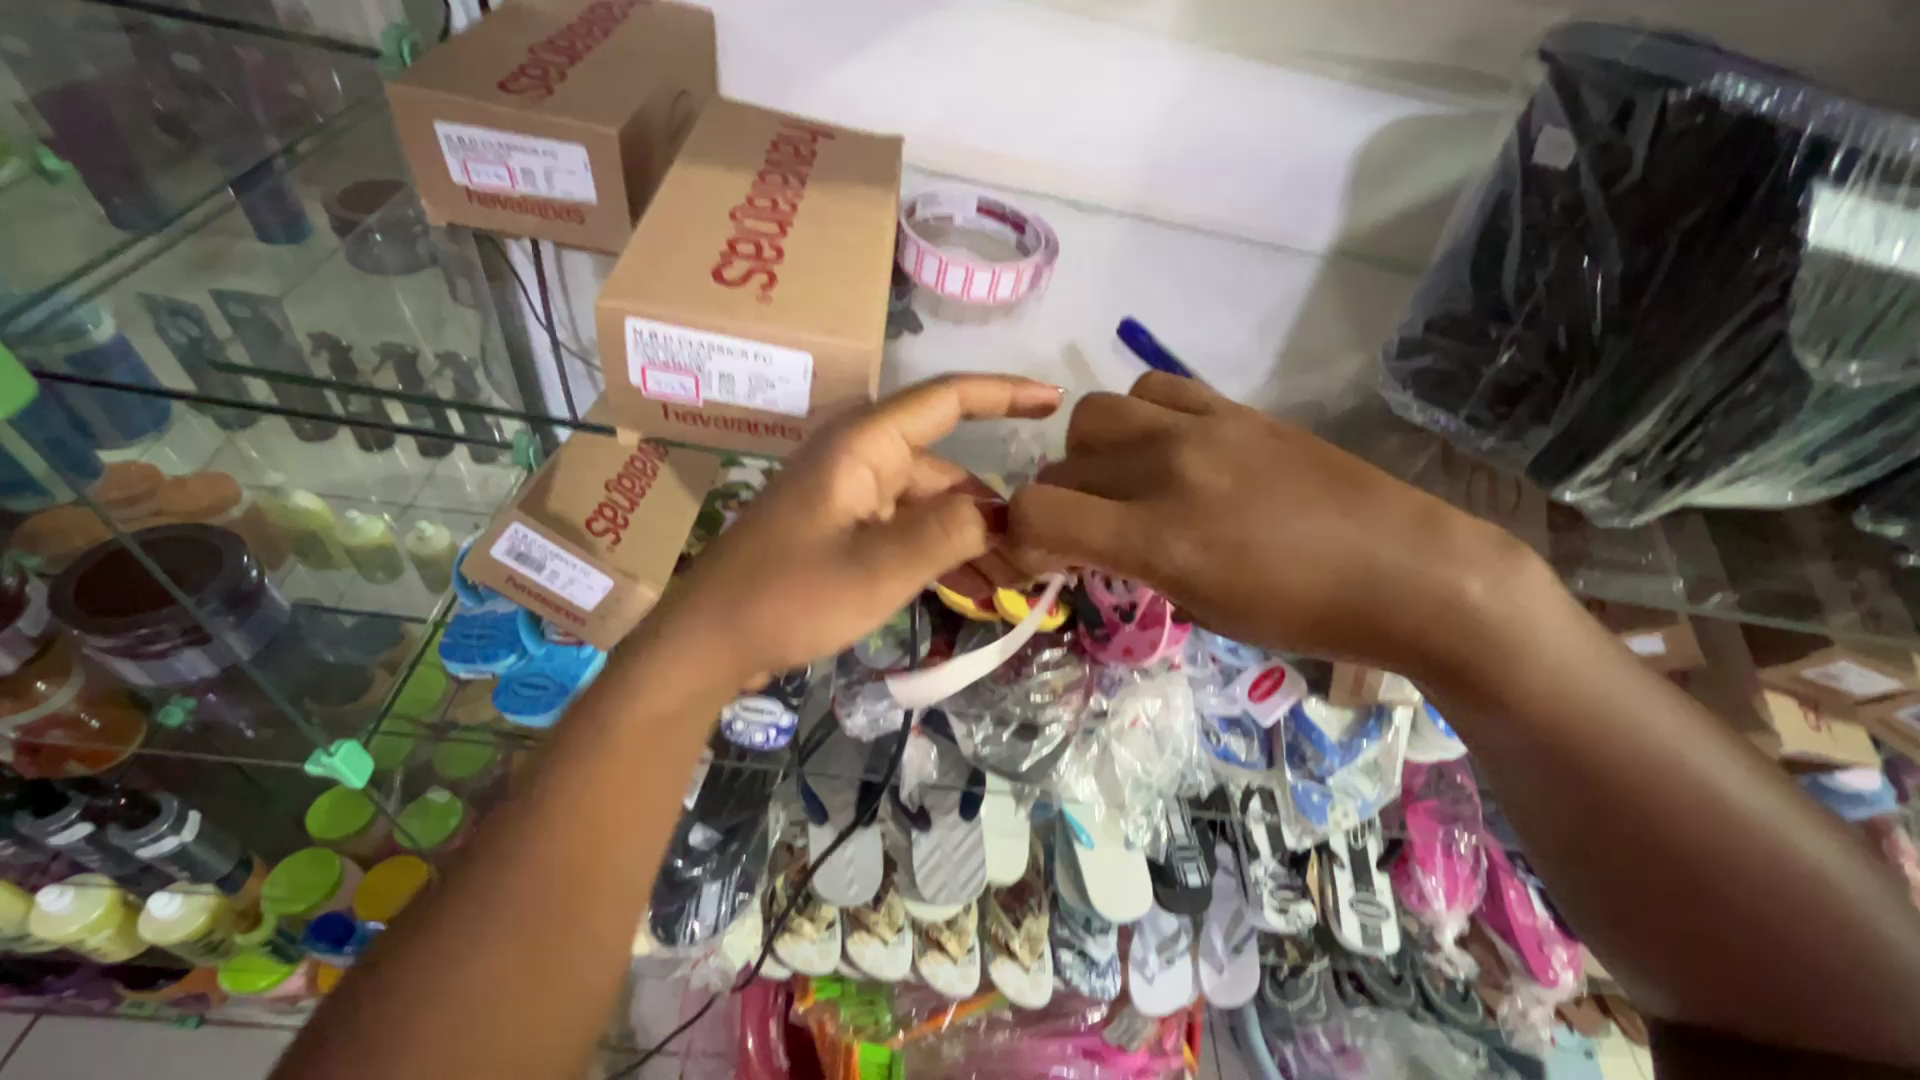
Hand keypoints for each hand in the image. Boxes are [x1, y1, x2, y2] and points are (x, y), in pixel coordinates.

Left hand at [646, 374, 1062, 682]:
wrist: (708, 641)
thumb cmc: (790, 595)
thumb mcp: (881, 568)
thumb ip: (950, 533)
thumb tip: (1001, 514)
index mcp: (865, 445)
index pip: (948, 399)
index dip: (1005, 393)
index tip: (1055, 402)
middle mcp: (860, 460)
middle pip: (945, 469)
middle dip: (992, 508)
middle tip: (1039, 554)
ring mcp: (849, 497)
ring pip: (929, 506)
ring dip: (968, 540)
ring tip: (1010, 586)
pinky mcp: (841, 531)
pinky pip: (904, 531)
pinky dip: (938, 554)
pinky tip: (970, 592)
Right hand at [1005, 372, 1541, 676]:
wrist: (1406, 570)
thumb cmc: (1303, 615)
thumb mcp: (1200, 608)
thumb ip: (1130, 565)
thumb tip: (1084, 544)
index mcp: (1159, 536)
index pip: (1037, 512)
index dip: (1019, 540)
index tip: (1039, 562)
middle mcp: (1168, 468)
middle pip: (1060, 468)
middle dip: (1055, 507)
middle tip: (1084, 536)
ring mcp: (1203, 427)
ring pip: (1094, 413)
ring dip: (1089, 454)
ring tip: (1122, 483)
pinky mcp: (1235, 408)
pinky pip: (1155, 388)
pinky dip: (1140, 417)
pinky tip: (1166, 448)